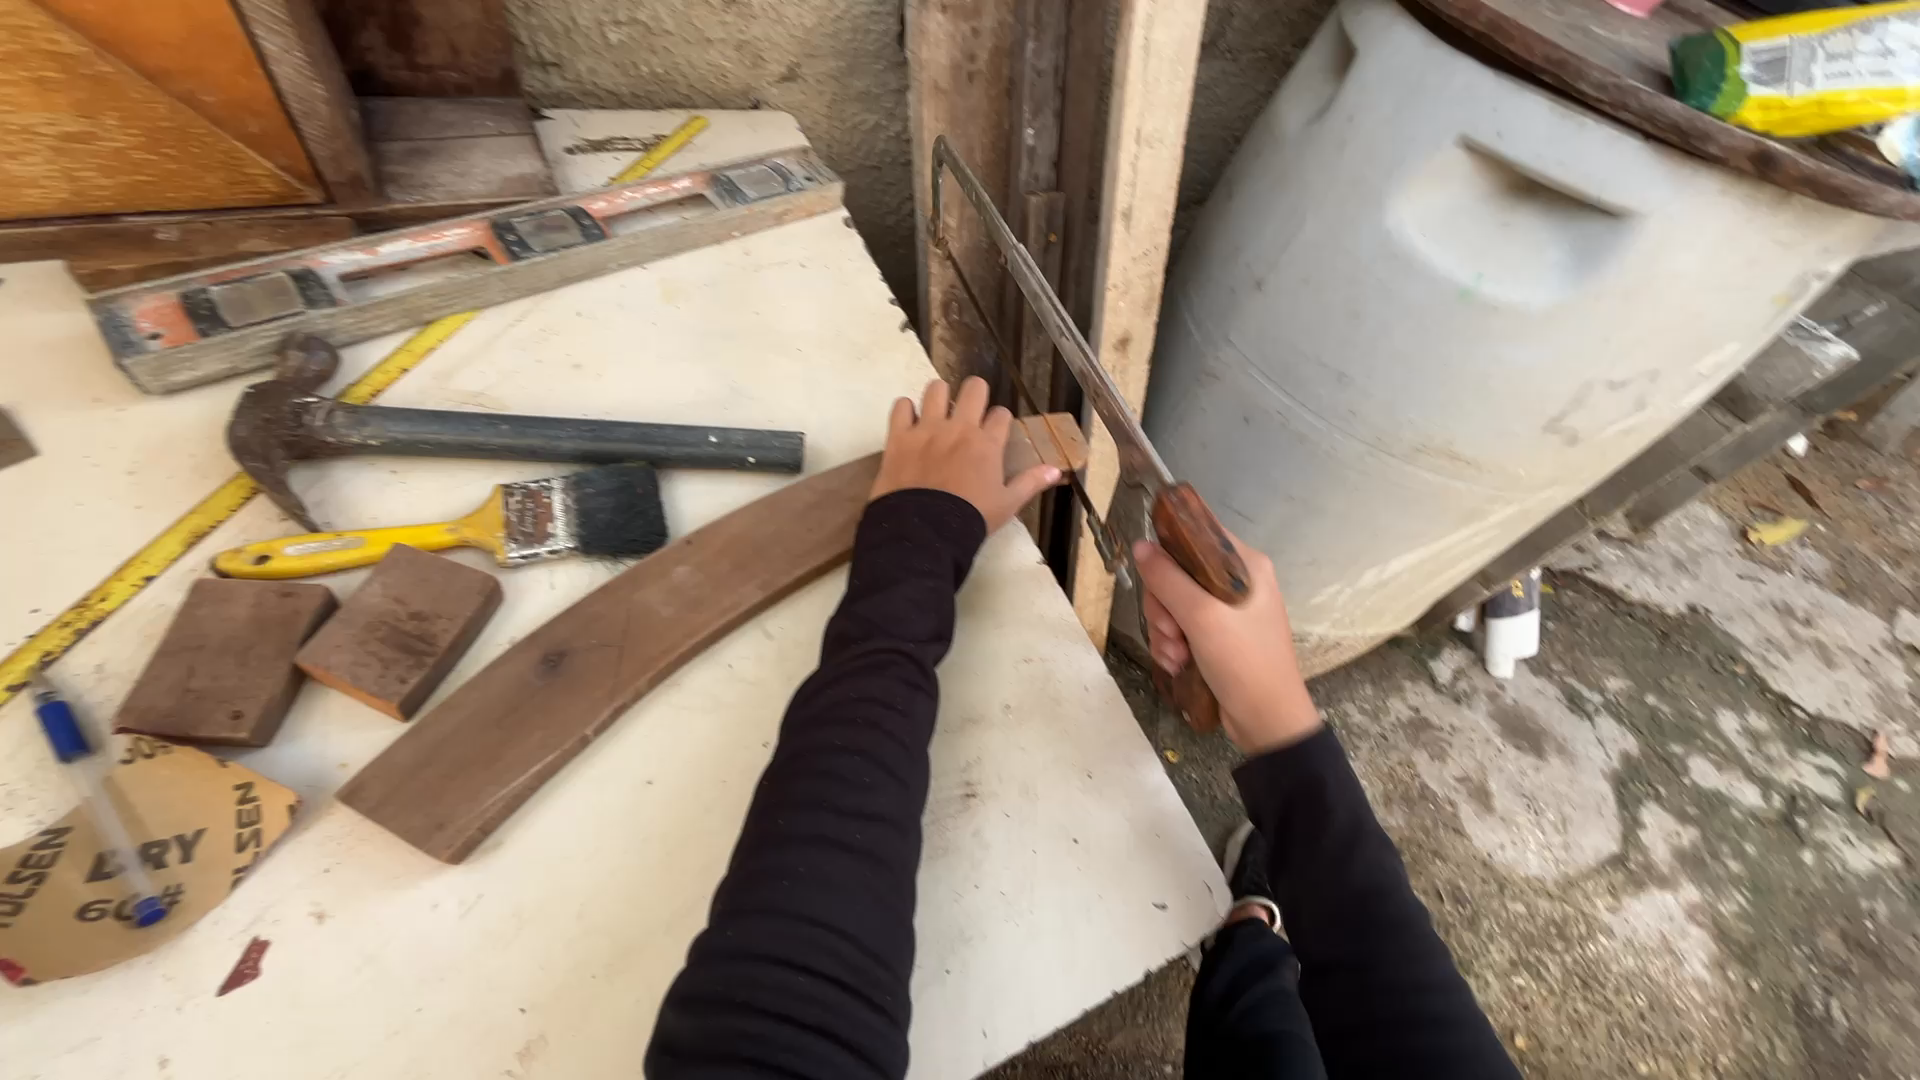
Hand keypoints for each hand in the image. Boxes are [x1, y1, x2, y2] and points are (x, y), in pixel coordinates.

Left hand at [870, 377, 1062, 532]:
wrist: (926, 531)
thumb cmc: (971, 518)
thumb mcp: (1007, 504)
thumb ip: (1030, 483)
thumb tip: (1056, 470)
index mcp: (987, 443)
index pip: (1001, 414)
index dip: (1000, 419)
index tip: (995, 430)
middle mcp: (959, 428)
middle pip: (974, 389)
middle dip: (976, 393)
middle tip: (970, 407)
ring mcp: (927, 429)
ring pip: (936, 389)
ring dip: (940, 396)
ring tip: (939, 410)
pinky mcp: (899, 436)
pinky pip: (901, 406)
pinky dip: (906, 410)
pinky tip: (910, 420)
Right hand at [1133, 533, 1321, 755]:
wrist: (1267, 720)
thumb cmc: (1243, 661)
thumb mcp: (1201, 617)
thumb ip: (1167, 579)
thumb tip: (1140, 545)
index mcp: (1244, 564)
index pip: (1197, 534)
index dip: (1169, 550)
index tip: (1157, 578)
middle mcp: (1236, 580)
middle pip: (1177, 572)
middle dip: (1164, 605)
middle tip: (1171, 630)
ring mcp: (1226, 609)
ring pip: (1173, 602)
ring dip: (1165, 630)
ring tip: (1176, 654)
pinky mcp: (1216, 635)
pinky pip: (1179, 626)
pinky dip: (1172, 644)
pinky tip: (1177, 663)